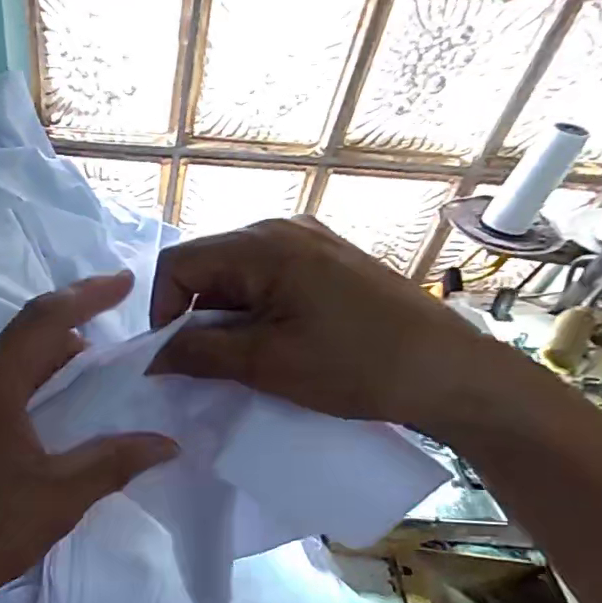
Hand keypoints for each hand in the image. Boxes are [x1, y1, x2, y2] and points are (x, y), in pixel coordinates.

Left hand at [0, 272, 180, 602]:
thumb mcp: (60, 495)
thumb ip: (114, 461)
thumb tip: (167, 443)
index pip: (44, 320)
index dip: (88, 295)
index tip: (127, 282)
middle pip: (26, 337)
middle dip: (75, 330)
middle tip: (118, 344)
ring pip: (10, 364)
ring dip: (52, 363)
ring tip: (95, 380)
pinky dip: (32, 386)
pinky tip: (55, 414)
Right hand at [149, 216, 539, 437]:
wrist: (452, 374)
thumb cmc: (356, 365)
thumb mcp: (266, 363)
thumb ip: (198, 353)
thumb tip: (149, 358)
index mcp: (263, 244)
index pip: (177, 263)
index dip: (162, 310)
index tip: (176, 356)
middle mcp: (282, 229)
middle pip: (206, 266)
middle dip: (195, 316)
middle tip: (212, 365)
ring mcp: (310, 242)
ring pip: (236, 276)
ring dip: (226, 318)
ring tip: (247, 360)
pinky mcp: (328, 261)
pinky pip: (268, 280)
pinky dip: (255, 312)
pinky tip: (275, 345)